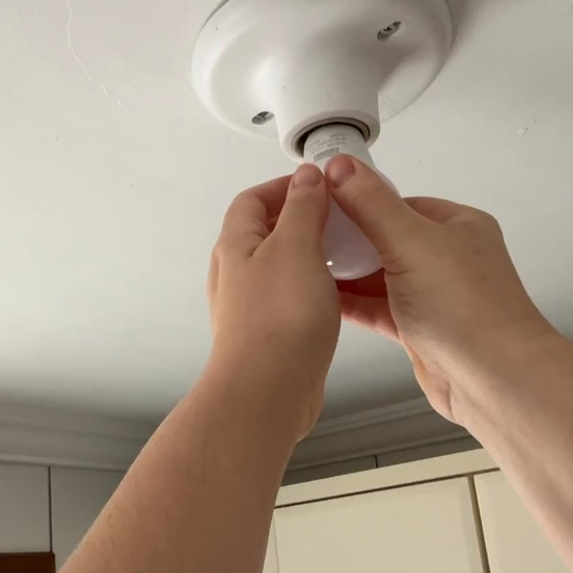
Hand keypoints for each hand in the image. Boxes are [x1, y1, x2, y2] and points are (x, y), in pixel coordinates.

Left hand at [205, 163, 341, 442]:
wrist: (267, 392)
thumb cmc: (276, 325)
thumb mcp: (296, 247)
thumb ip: (303, 208)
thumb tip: (307, 180)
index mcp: (235, 246)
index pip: (253, 199)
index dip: (285, 186)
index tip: (317, 184)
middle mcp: (236, 276)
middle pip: (263, 232)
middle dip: (298, 220)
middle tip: (330, 217)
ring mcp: (249, 307)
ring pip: (277, 268)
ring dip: (306, 257)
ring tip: (336, 255)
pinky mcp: (266, 335)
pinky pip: (286, 300)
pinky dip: (308, 290)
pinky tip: (330, 298)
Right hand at [326, 155, 555, 426]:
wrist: (491, 379)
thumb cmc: (471, 312)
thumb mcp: (413, 243)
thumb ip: (372, 205)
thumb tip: (343, 169)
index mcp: (456, 226)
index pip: (397, 201)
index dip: (358, 198)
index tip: (323, 198)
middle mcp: (446, 258)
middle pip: (385, 237)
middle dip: (348, 238)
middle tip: (309, 233)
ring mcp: (432, 295)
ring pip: (379, 275)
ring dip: (347, 272)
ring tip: (309, 264)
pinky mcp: (418, 329)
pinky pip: (377, 308)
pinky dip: (352, 303)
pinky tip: (326, 298)